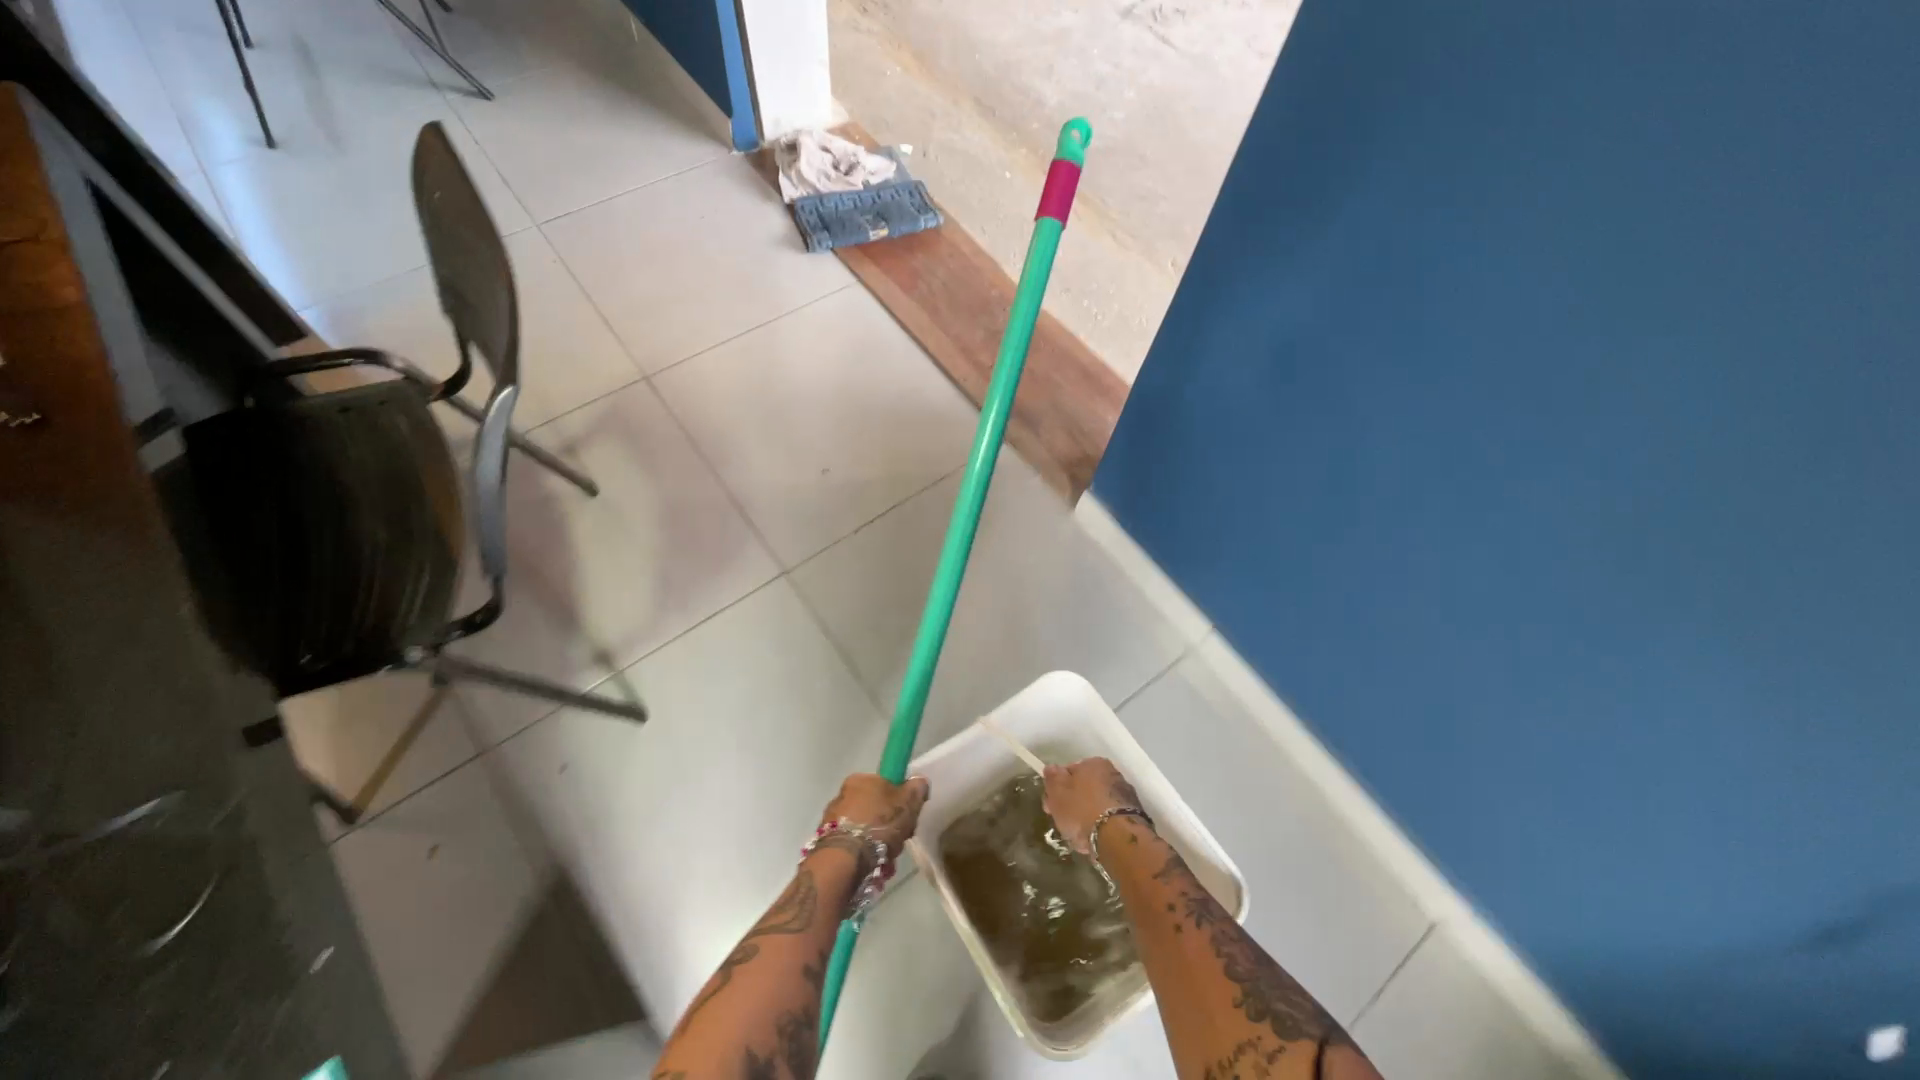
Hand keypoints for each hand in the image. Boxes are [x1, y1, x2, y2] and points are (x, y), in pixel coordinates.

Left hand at [819, 773, 929, 859]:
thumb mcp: (909, 802)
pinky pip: (854, 846)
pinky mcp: (828, 842)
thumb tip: (918, 781)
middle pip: (875, 810)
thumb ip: (917, 788)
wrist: (846, 859)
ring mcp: (832, 819)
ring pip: (865, 830)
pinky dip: (865, 855)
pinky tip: (875, 867)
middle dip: (889, 827)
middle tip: (899, 841)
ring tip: (888, 860)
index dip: (898, 801)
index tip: (905, 817)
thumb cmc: (880, 824)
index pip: (885, 786)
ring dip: (878, 844)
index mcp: (860, 779)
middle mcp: (843, 795)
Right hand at [1042, 757, 1145, 854]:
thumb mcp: (1057, 792)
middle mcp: (1112, 774)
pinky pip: (1107, 819)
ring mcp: (1125, 795)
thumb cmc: (1082, 810)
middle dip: (1071, 805)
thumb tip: (1051, 768)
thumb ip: (1052, 778)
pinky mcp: (1131, 816)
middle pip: (1083, 789)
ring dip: (1085, 817)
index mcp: (1094, 763)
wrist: (1117, 837)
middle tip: (1062, 822)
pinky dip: (1099, 827)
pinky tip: (1092, 839)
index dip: (1056, 789)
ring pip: (1095, 805)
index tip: (1050, 805)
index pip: (1068, 772)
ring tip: (1077, 835)